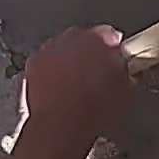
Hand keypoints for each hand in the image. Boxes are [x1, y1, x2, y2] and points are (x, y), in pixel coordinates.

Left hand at [22, 26, 132, 142]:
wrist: (63, 124)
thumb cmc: (93, 108)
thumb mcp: (124, 90)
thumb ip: (124, 71)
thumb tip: (123, 71)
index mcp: (98, 40)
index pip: (109, 34)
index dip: (112, 47)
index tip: (114, 58)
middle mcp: (72, 38)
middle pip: (83, 38)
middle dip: (88, 52)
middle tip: (94, 73)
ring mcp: (50, 49)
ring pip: (62, 48)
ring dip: (68, 59)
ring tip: (74, 83)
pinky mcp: (34, 62)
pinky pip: (46, 61)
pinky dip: (50, 69)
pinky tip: (58, 87)